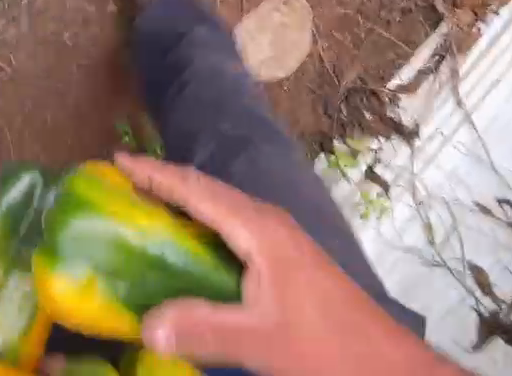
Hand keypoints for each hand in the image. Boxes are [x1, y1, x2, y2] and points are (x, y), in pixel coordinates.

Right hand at [114, 152, 459, 375]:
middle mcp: (267, 220)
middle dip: (163, 178)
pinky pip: (230, 224)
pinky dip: (200, 220)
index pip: (195, 188)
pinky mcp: (285, 257)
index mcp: (259, 227)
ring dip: (183, 197)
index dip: (154, 173)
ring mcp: (279, 237)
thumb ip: (203, 331)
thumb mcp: (263, 343)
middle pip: (205, 188)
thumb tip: (144, 324)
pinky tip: (189, 238)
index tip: (116, 158)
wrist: (394, 373)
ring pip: (220, 205)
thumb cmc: (331, 350)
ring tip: (145, 198)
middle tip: (122, 176)